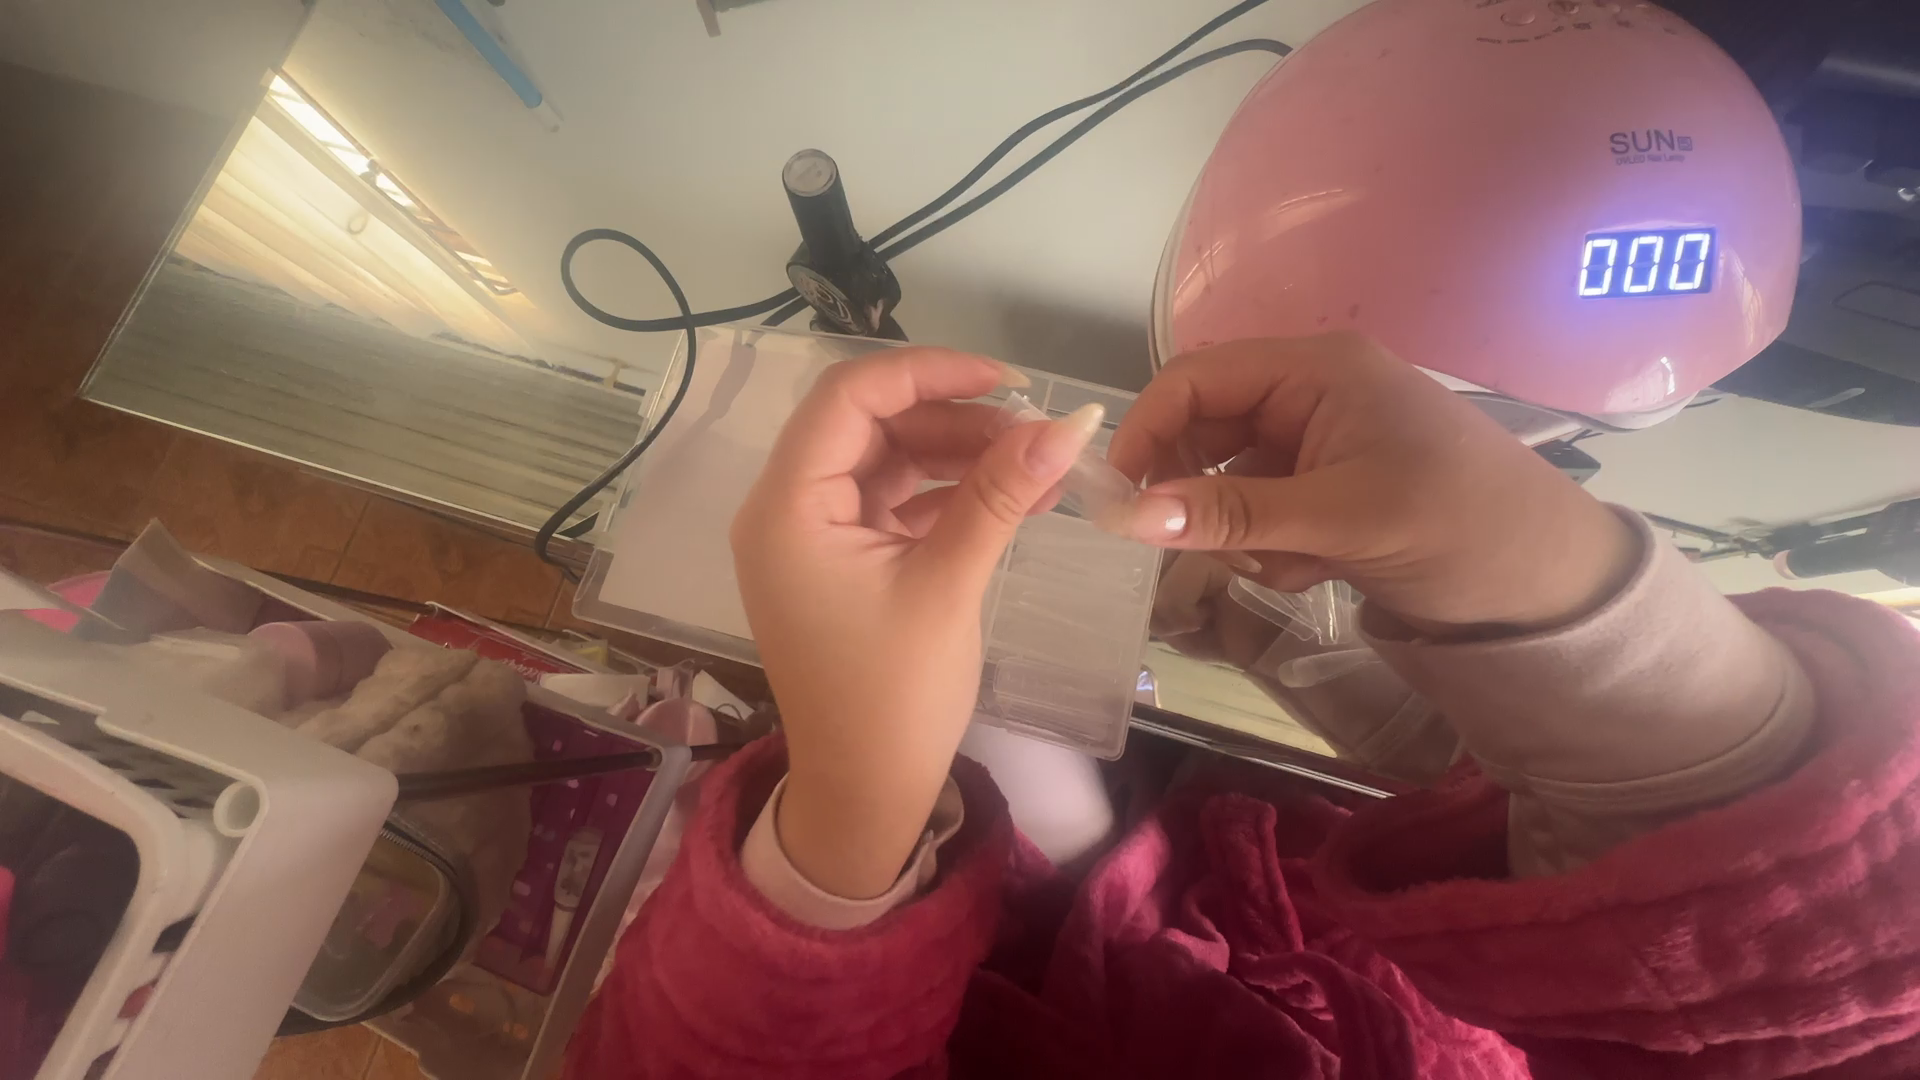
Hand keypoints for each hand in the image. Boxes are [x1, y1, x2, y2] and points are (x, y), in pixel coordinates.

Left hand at [732, 348, 1102, 898]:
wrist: (866, 793)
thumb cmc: (895, 698)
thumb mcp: (948, 585)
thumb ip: (1001, 495)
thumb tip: (1072, 423)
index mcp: (787, 508)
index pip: (848, 398)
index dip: (928, 373)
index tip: (1007, 380)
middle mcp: (787, 509)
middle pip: (870, 426)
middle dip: (954, 421)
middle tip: (1033, 435)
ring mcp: (814, 536)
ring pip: (888, 463)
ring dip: (958, 458)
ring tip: (1034, 467)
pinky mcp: (843, 559)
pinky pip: (894, 504)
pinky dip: (946, 497)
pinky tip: (1006, 500)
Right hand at [1108, 334, 1637, 635]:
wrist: (1548, 586)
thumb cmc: (1458, 526)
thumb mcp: (1340, 518)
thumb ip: (1231, 513)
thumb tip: (1130, 518)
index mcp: (1314, 369)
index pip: (1195, 380)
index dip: (1147, 430)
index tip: (1120, 497)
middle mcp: (1304, 394)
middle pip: (1202, 430)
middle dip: (1199, 493)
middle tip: (1208, 545)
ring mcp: (1310, 442)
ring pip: (1222, 478)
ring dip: (1237, 529)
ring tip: (1289, 563)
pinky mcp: (1316, 485)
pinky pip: (1252, 508)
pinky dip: (1264, 545)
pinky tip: (1311, 567)